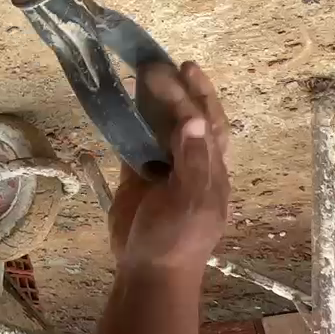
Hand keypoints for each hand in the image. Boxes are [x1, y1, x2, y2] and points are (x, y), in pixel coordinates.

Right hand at [107, 61, 231, 279]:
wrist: (148, 269)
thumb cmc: (176, 238)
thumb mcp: (192, 201)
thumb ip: (194, 160)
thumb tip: (194, 119)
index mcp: (212, 170)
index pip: (209, 124)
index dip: (198, 94)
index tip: (182, 67)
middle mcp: (191, 163)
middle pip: (188, 120)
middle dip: (178, 91)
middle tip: (157, 64)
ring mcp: (164, 169)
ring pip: (161, 127)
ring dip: (154, 102)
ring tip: (143, 75)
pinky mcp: (138, 176)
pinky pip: (136, 141)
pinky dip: (130, 122)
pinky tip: (122, 106)